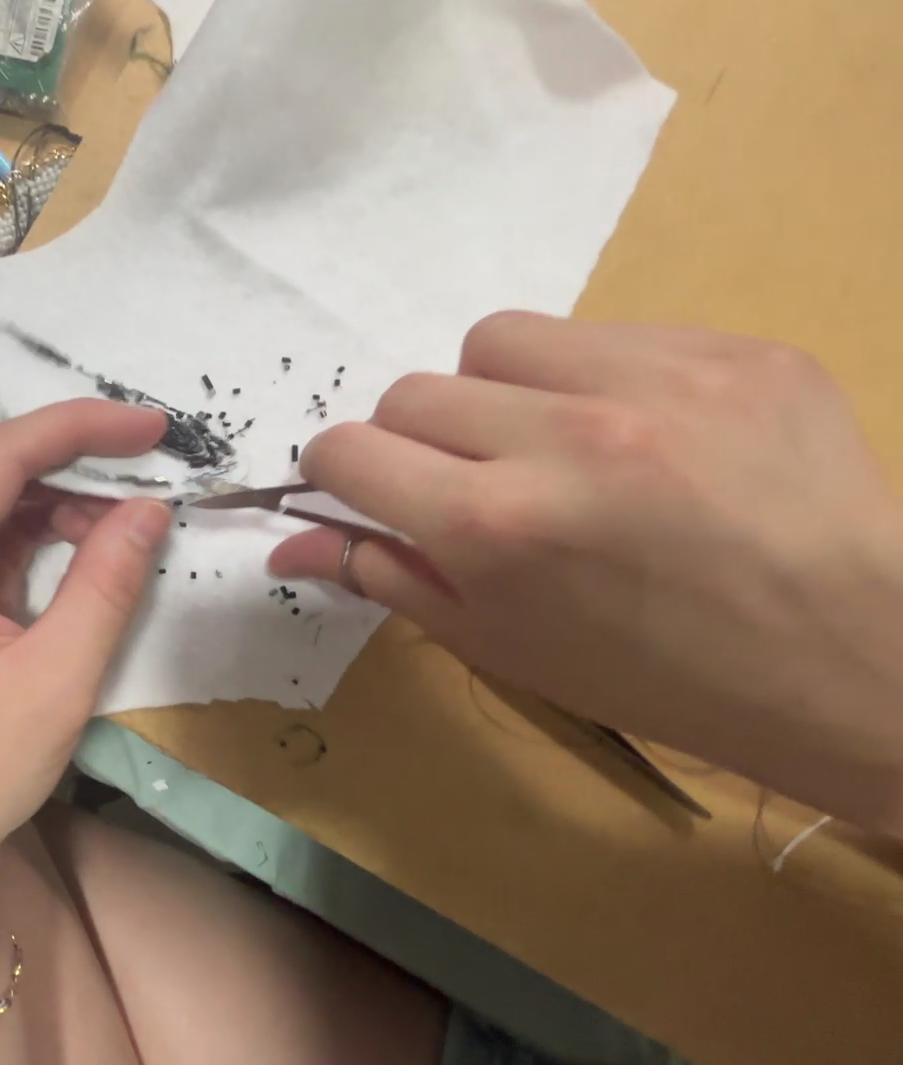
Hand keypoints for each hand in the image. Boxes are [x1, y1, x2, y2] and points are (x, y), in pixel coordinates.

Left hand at [0, 402, 172, 875]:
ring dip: (62, 478)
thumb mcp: (55, 679)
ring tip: (130, 497)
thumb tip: (151, 505)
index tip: (149, 424)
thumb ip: (103, 585)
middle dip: (67, 440)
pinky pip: (1, 522)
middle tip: (145, 446)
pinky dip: (51, 515)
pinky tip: (96, 529)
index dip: (74, 426)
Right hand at [271, 313, 902, 834]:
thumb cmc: (642, 669)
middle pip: (407, 392)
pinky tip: (633, 433)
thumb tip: (281, 547)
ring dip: (490, 391)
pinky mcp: (731, 350)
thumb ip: (376, 572)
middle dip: (413, 440)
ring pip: (492, 341)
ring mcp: (653, 383)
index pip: (345, 450)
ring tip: (546, 444)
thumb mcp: (487, 638)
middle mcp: (558, 439)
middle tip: (468, 484)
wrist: (859, 660)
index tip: (368, 492)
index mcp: (487, 524)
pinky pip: (596, 333)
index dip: (337, 473)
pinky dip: (582, 378)